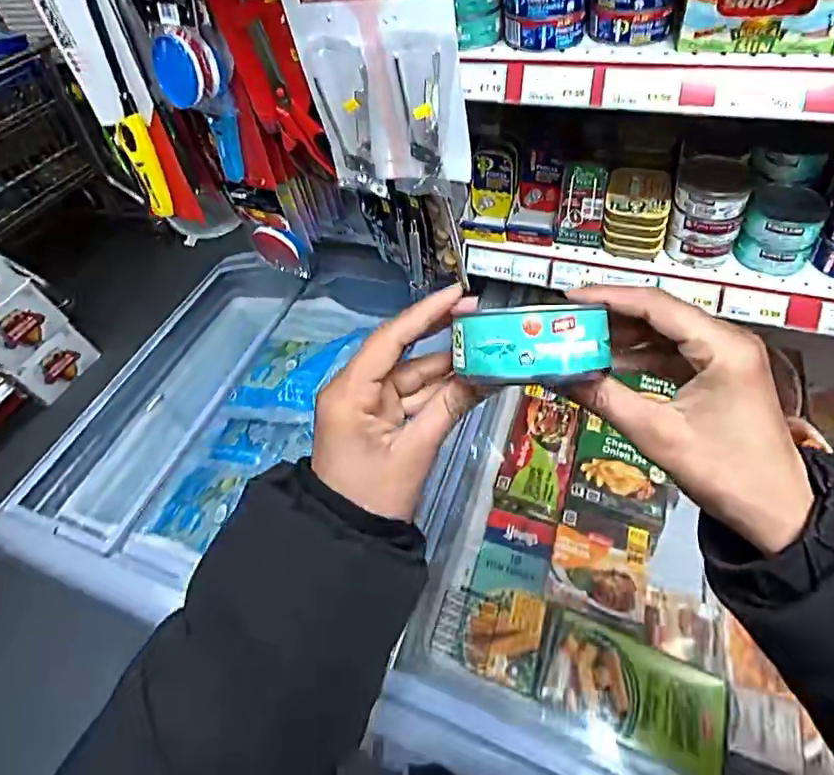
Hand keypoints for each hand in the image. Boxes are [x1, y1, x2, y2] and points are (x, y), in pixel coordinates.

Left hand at [312, 286, 487, 520]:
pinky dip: (441, 389)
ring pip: (413, 374)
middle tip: (478, 311)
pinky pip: (414, 395)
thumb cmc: (373, 498)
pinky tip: (471, 375)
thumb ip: (449, 407)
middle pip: (403, 351)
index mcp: (351, 390)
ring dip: (447, 364)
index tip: (457, 293)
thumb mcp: (414, 452)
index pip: (391, 338)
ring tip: (486, 343)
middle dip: (440, 332)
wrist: (346, 539)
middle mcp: (357, 387)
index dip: (426, 313)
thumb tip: (487, 375)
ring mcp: (369, 403)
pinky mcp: (380, 417)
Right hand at [562, 286, 813, 553]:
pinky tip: (611, 364)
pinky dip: (642, 357)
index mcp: (723, 346)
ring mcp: (726, 356)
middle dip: (612, 316)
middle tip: (570, 320)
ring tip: (583, 340)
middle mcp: (728, 340)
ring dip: (625, 337)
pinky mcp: (722, 373)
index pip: (656, 304)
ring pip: (665, 332)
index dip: (608, 297)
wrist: (781, 516)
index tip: (570, 298)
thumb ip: (607, 400)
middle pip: (660, 313)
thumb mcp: (659, 436)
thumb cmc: (730, 475)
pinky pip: (674, 352)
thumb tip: (562, 377)